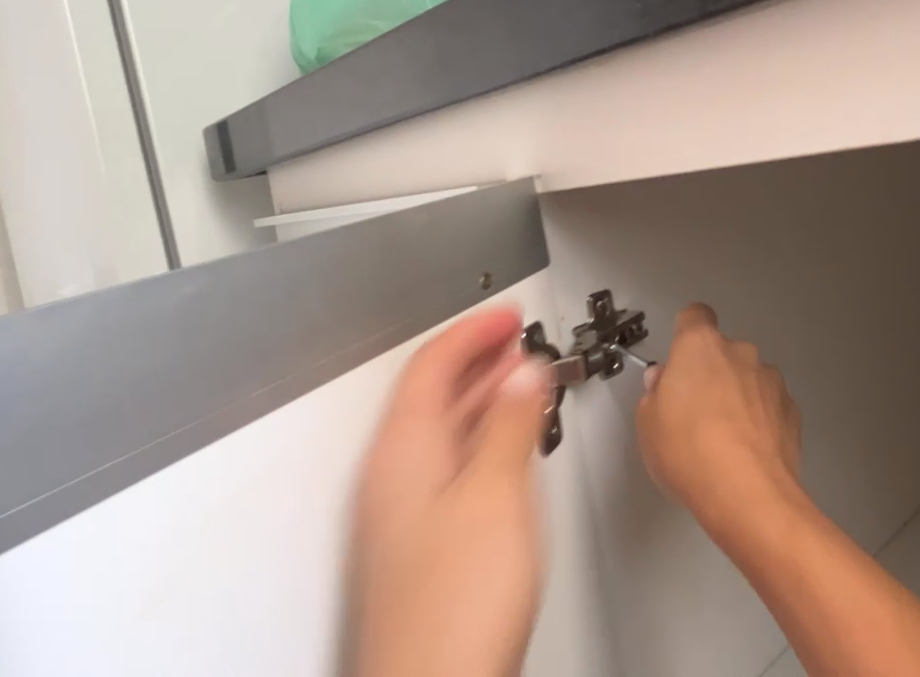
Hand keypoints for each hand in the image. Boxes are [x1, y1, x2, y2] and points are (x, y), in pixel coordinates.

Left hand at [347, 302, 548, 676]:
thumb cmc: (454, 607)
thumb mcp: (496, 493)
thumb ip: (510, 425)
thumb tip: (522, 375)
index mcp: (403, 452)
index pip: (431, 366)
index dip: (472, 332)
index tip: (507, 313)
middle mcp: (394, 477)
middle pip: (434, 394)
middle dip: (480, 358)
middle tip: (518, 337)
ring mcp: (405, 511)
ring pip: (446, 428)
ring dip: (485, 395)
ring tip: (524, 377)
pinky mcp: (425, 540)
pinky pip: (454, 462)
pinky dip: (486, 436)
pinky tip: (513, 444)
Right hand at [636, 303, 802, 539]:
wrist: (748, 494)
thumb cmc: (687, 452)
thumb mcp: (648, 425)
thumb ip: (655, 393)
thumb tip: (666, 380)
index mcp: (701, 346)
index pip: (695, 316)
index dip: (686, 332)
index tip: (680, 359)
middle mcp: (740, 352)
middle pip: (722, 352)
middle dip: (712, 373)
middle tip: (696, 414)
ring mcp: (771, 379)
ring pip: (749, 378)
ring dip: (739, 396)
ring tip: (727, 440)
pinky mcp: (793, 409)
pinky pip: (769, 405)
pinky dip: (760, 419)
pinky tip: (749, 452)